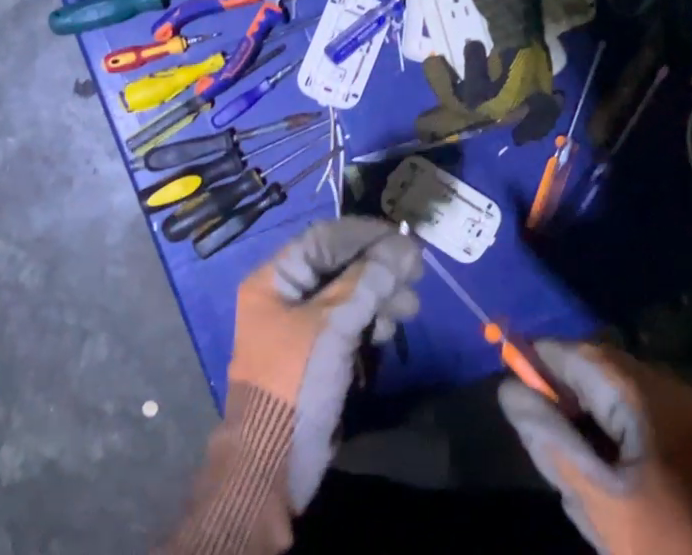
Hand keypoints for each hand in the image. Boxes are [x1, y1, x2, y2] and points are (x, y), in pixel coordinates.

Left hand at [227, 216, 421, 510]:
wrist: (274, 457)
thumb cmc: (294, 380)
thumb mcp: (330, 325)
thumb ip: (366, 282)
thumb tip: (403, 248)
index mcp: (274, 279)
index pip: (323, 239)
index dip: (364, 234)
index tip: (403, 238)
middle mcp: (287, 295)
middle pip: (340, 265)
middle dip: (379, 267)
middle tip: (417, 272)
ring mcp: (304, 324)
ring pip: (351, 294)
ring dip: (382, 294)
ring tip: (410, 308)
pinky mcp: (321, 352)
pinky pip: (352, 322)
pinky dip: (374, 320)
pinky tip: (390, 330)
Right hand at [498, 341, 691, 554]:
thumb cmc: (667, 548)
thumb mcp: (599, 499)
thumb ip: (551, 439)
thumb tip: (510, 389)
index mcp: (654, 399)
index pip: (583, 354)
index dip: (541, 360)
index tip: (510, 380)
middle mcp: (685, 394)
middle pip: (609, 372)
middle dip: (571, 393)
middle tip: (544, 434)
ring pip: (633, 395)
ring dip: (598, 414)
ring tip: (580, 464)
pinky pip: (660, 419)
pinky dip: (629, 431)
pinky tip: (620, 475)